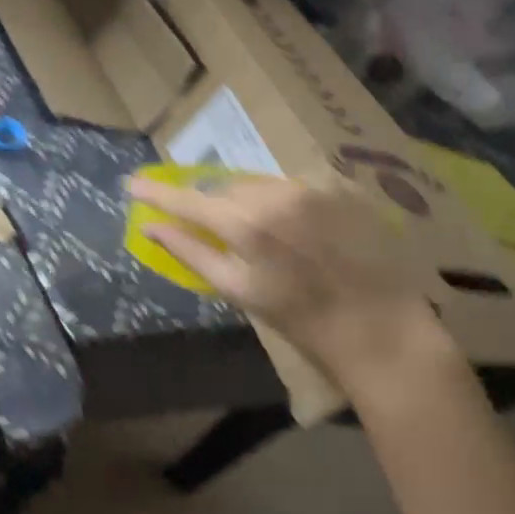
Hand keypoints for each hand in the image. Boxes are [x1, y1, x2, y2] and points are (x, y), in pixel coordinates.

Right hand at [128, 174, 449, 399]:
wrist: (383, 329)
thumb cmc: (301, 319)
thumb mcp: (237, 290)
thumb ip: (190, 252)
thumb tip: (150, 226)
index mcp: (247, 223)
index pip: (188, 199)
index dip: (156, 192)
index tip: (131, 184)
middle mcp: (278, 194)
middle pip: (223, 187)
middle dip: (209, 202)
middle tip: (206, 224)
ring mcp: (314, 188)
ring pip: (258, 184)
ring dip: (245, 200)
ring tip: (255, 232)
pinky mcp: (343, 191)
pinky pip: (293, 187)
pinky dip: (279, 202)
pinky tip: (292, 231)